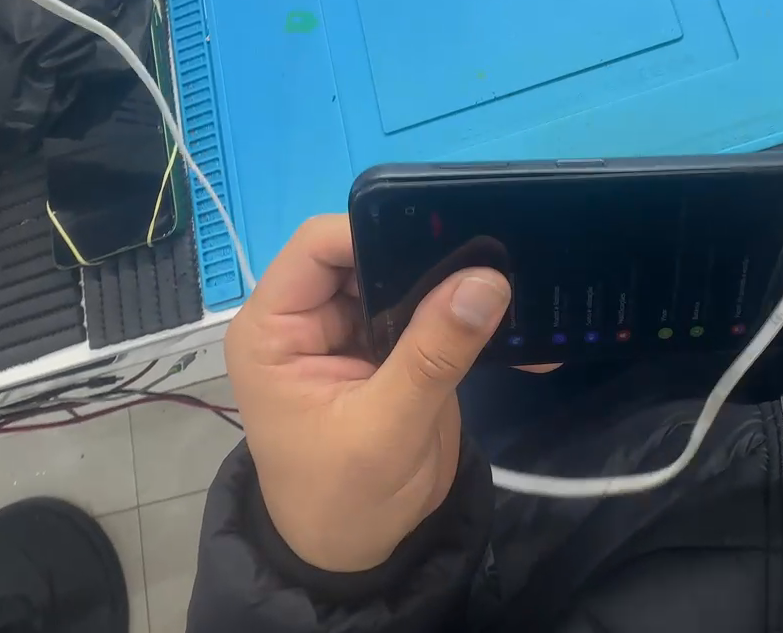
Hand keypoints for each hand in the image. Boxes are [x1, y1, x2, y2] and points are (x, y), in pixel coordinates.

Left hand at [224, 215, 511, 571]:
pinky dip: (463, 308)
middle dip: (423, 251)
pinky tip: (505, 306)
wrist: (364, 553)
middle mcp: (311, 316)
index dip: (374, 229)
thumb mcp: (386, 431)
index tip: (441, 232)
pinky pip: (429, 306)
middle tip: (487, 247)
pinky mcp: (393, 344)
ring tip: (505, 270)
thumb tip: (485, 280)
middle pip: (368, 250)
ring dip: (449, 276)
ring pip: (405, 273)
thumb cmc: (344, 500)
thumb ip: (433, 354)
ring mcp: (355, 327)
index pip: (319, 245)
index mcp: (276, 327)